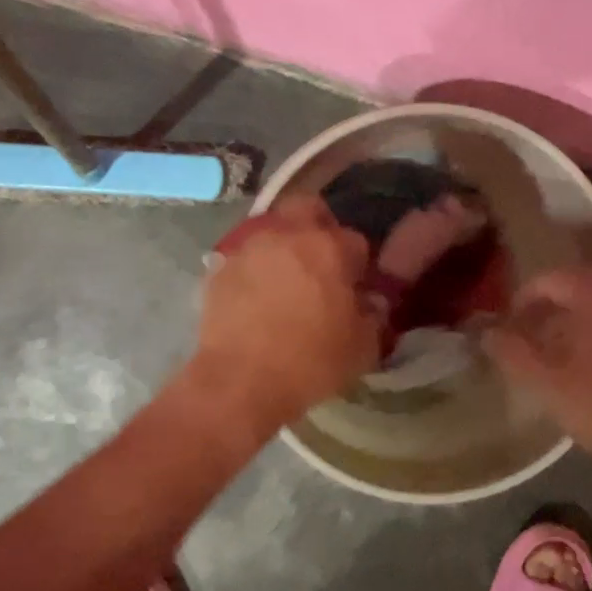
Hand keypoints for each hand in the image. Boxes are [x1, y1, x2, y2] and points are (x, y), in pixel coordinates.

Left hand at [189, 197, 380, 427]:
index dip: (357, 266)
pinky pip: (244, 257)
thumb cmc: (310, 363)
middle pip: (309, 209)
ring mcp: (249, 247)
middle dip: (319, 227)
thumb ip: (372, 316)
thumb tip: (369, 301)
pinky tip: (254, 297)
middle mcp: (289, 235)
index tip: (354, 288)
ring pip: (272, 229)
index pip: (356, 241)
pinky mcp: (218, 267)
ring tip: (284, 282)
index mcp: (331, 248)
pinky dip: (253, 269)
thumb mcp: (362, 348)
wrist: (239, 381)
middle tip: (321, 262)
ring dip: (283, 247)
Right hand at [484, 267, 591, 473]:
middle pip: (579, 286)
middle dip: (548, 304)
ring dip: (572, 318)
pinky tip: (585, 365)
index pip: (553, 278)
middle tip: (526, 331)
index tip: (507, 321)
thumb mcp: (547, 384)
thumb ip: (513, 353)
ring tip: (551, 349)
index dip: (524, 296)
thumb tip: (488, 332)